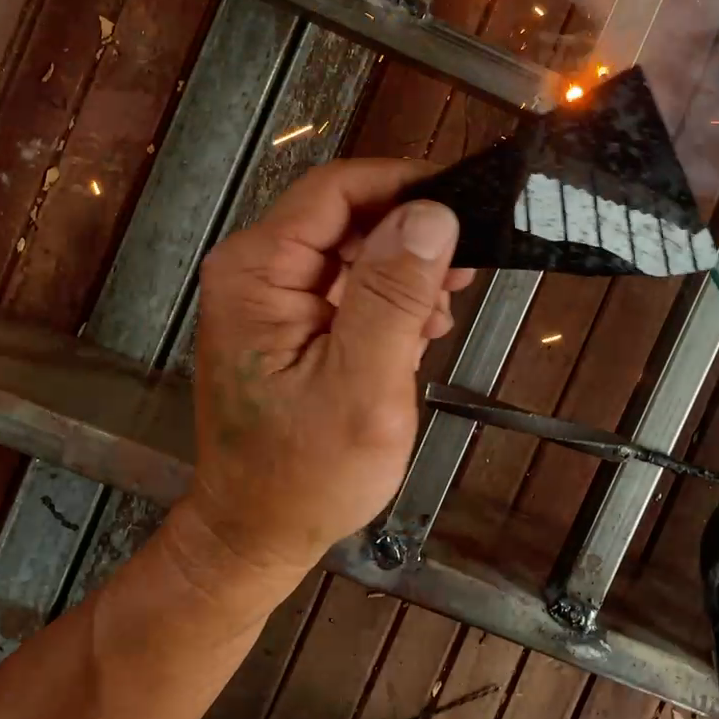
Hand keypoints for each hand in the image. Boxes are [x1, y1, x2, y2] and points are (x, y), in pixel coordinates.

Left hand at [185, 159, 474, 579]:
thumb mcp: (362, 385)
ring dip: (402, 270)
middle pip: (344, 215)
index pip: (336, 190)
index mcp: (256, 271)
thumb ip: (392, 295)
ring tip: (438, 315)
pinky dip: (386, 298)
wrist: (257, 532)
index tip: (465, 203)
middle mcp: (253, 270)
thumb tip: (432, 213)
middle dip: (409, 235)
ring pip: (350, 248)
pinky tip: (415, 330)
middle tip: (463, 272)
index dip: (404, 185)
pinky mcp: (285, 320)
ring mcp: (267, 295)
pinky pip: (344, 284)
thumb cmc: (306, 474)